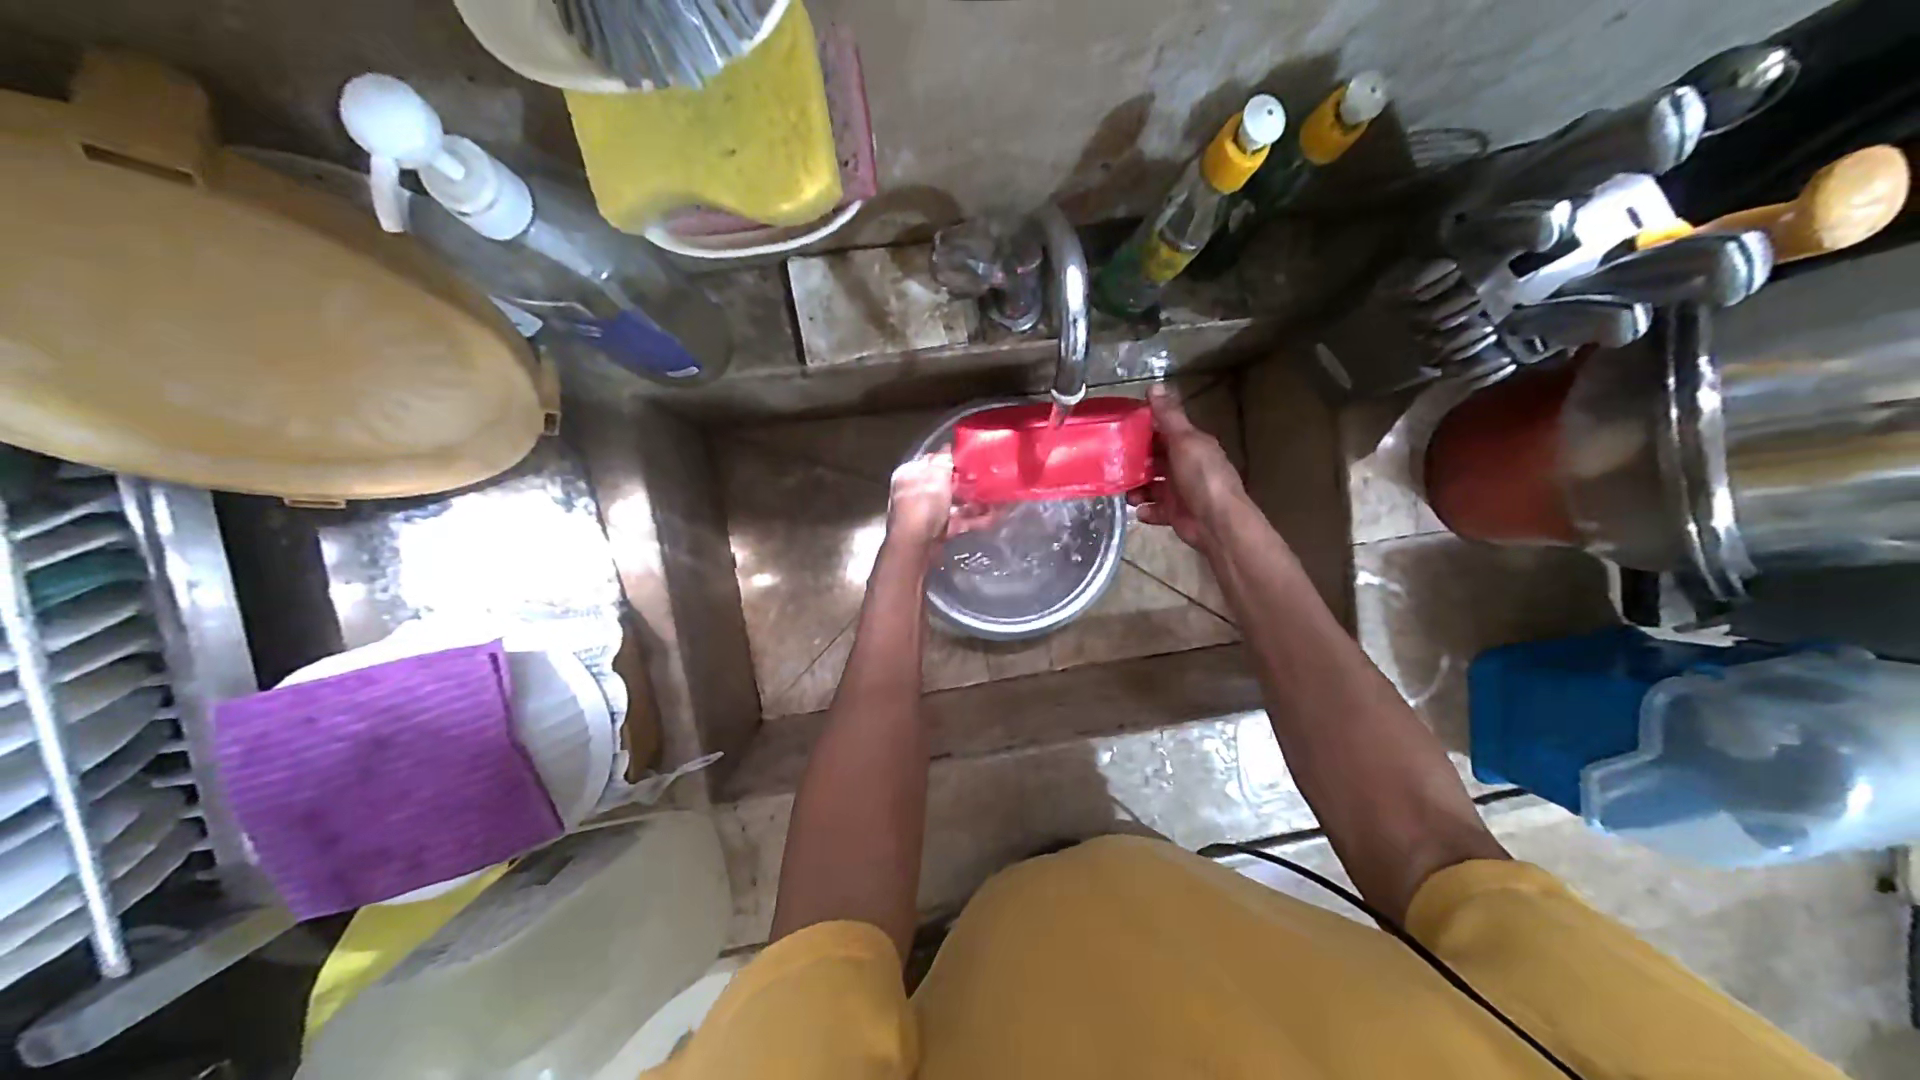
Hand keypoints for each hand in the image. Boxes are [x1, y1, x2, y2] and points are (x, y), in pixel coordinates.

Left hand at [886, 453, 999, 550]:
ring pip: (955, 503)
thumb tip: (948, 447)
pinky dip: (976, 519)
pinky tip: (996, 516)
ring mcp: (928, 513)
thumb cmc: (924, 503)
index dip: (952, 459)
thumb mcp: (936, 475)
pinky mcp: (938, 531)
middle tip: (991, 478)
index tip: (974, 459)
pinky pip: (959, 520)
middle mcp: (917, 492)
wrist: (916, 545)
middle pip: (946, 483)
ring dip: (976, 502)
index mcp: (910, 474)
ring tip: (999, 498)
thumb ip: (945, 460)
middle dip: (968, 483)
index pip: (932, 461)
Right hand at [1129, 384, 1248, 549]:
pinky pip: (1153, 510)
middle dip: (1134, 461)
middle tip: (1112, 462)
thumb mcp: (1185, 441)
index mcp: (1190, 445)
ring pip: (1150, 485)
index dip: (1142, 429)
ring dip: (1136, 488)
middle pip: (1153, 459)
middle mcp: (1184, 466)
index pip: (1162, 432)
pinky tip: (1139, 510)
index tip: (1117, 428)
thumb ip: (1168, 416)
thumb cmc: (1202, 477)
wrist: (1216, 522)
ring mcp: (1179, 491)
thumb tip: (1154, 386)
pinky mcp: (1174, 513)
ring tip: (1126, 492)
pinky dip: (1145, 510)